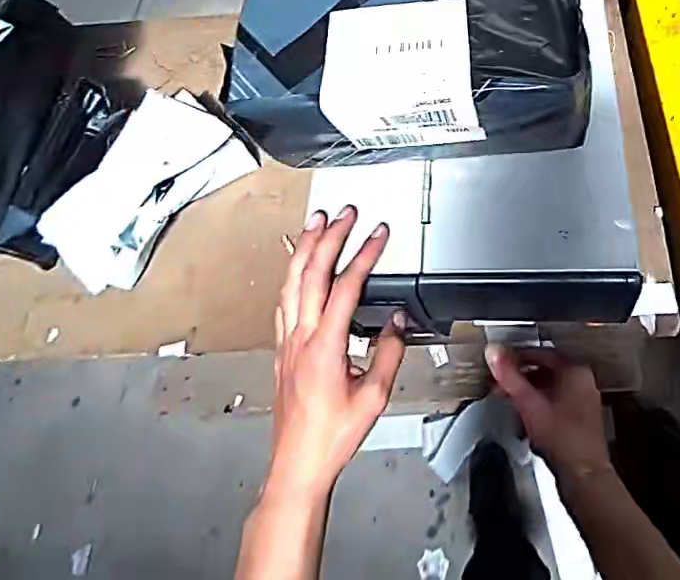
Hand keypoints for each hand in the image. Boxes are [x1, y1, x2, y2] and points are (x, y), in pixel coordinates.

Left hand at [266, 206, 406, 500]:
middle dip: (330, 237)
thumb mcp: (375, 396)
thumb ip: (389, 352)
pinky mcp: (282, 350)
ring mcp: (287, 342)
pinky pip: (283, 301)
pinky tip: (296, 266)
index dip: (364, 255)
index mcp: (325, 347)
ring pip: (290, 283)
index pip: (346, 287)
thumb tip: (397, 321)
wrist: (297, 466)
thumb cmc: (332, 437)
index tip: (378, 233)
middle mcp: (300, 338)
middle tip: (345, 213)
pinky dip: (291, 274)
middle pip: (311, 274)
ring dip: (304, 248)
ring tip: (315, 222)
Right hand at [485, 344, 611, 479]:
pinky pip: (556, 402)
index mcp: (575, 371)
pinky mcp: (580, 418)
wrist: (584, 477)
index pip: (542, 353)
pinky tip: (525, 417)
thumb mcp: (530, 404)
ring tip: (509, 399)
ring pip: (550, 387)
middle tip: (502, 383)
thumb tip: (494, 353)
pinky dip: (539, 404)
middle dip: (521, 377)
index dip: (519, 357)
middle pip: (546, 370)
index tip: (502, 363)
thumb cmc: (563, 439)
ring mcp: (583, 400)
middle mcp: (583, 381)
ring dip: (529, 392)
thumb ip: (510, 378)